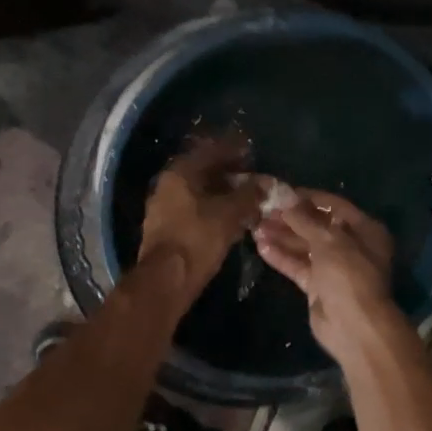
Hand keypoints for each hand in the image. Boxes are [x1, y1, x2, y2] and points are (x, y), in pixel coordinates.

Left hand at [138, 139, 263, 308]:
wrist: (166, 280)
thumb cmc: (197, 240)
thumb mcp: (229, 214)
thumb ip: (249, 195)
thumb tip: (266, 183)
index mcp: (180, 173)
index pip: (211, 151)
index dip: (234, 150)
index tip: (253, 154)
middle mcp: (168, 185)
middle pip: (204, 171)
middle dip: (230, 174)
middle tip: (254, 179)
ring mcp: (165, 207)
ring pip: (200, 193)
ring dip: (224, 194)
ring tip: (248, 200)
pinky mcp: (168, 228)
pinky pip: (195, 210)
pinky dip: (214, 210)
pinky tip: (232, 219)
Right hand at [253, 191, 401, 362]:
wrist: (353, 326)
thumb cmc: (348, 275)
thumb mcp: (328, 241)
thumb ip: (305, 219)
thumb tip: (286, 199)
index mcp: (364, 230)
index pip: (334, 206)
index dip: (308, 198)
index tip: (281, 193)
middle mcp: (351, 246)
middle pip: (316, 227)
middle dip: (290, 220)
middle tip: (262, 211)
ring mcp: (334, 268)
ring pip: (304, 247)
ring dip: (282, 237)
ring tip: (255, 228)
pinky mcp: (318, 286)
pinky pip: (298, 266)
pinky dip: (282, 257)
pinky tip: (261, 247)